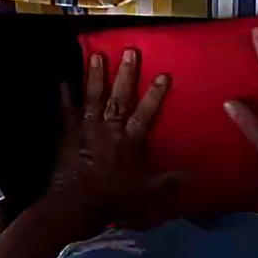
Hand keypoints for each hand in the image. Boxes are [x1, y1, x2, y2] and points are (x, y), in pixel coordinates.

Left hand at [49, 49, 173, 223]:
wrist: (75, 205)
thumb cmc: (113, 198)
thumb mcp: (146, 192)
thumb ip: (169, 181)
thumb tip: (195, 176)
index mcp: (129, 140)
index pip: (146, 112)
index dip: (155, 93)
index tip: (163, 74)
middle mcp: (109, 129)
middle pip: (119, 97)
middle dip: (125, 74)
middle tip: (129, 52)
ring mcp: (86, 130)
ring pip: (93, 98)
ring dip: (95, 76)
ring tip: (96, 55)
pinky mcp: (68, 136)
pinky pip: (66, 112)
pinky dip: (64, 96)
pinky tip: (62, 81)